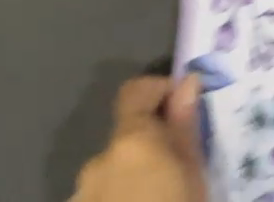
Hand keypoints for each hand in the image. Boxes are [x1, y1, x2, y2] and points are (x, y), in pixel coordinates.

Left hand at [72, 74, 205, 201]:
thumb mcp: (194, 175)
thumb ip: (186, 129)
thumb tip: (187, 83)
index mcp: (129, 140)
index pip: (136, 90)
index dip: (160, 90)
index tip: (183, 107)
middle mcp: (97, 160)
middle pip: (126, 137)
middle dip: (150, 145)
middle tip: (177, 169)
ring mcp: (79, 191)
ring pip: (114, 169)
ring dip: (134, 174)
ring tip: (159, 193)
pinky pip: (101, 193)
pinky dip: (119, 195)